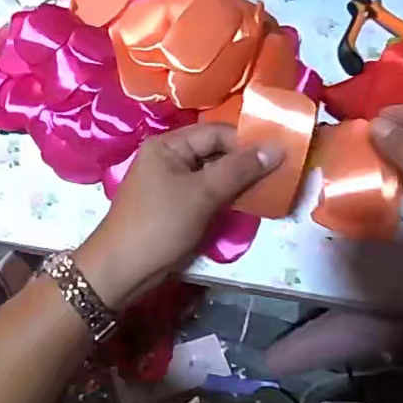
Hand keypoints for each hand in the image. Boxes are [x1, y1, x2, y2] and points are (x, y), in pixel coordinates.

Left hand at [74, 124, 280, 307]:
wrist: (122, 271)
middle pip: (215, 151)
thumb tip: (276, 148)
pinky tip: (246, 203)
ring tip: (269, 187)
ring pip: (213, 173)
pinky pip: (206, 191)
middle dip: (245, 162)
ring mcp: (170, 181)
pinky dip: (225, 195)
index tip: (279, 154)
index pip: (216, 132)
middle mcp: (168, 157)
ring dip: (238, 180)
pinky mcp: (175, 204)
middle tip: (279, 172)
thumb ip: (239, 169)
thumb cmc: (160, 225)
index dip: (247, 142)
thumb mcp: (202, 194)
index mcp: (168, 144)